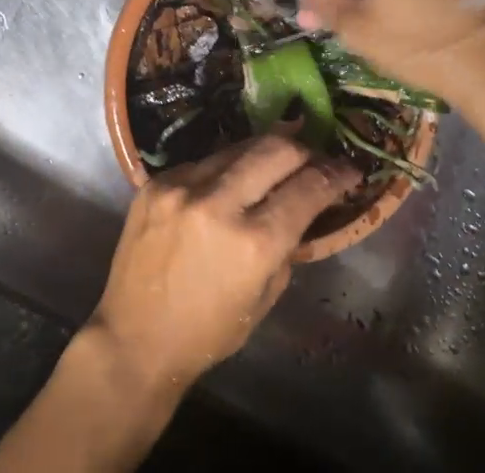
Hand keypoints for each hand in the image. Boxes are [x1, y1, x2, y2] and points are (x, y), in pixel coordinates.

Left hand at [87, 136, 358, 392]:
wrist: (134, 338)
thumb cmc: (208, 331)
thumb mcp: (266, 295)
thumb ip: (287, 244)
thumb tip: (303, 205)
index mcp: (254, 242)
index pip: (308, 187)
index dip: (336, 174)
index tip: (349, 170)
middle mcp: (218, 204)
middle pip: (276, 149)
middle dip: (304, 150)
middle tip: (315, 159)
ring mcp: (181, 187)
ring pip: (238, 147)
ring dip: (265, 152)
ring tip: (278, 161)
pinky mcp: (155, 182)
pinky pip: (203, 162)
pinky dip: (225, 168)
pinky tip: (231, 181)